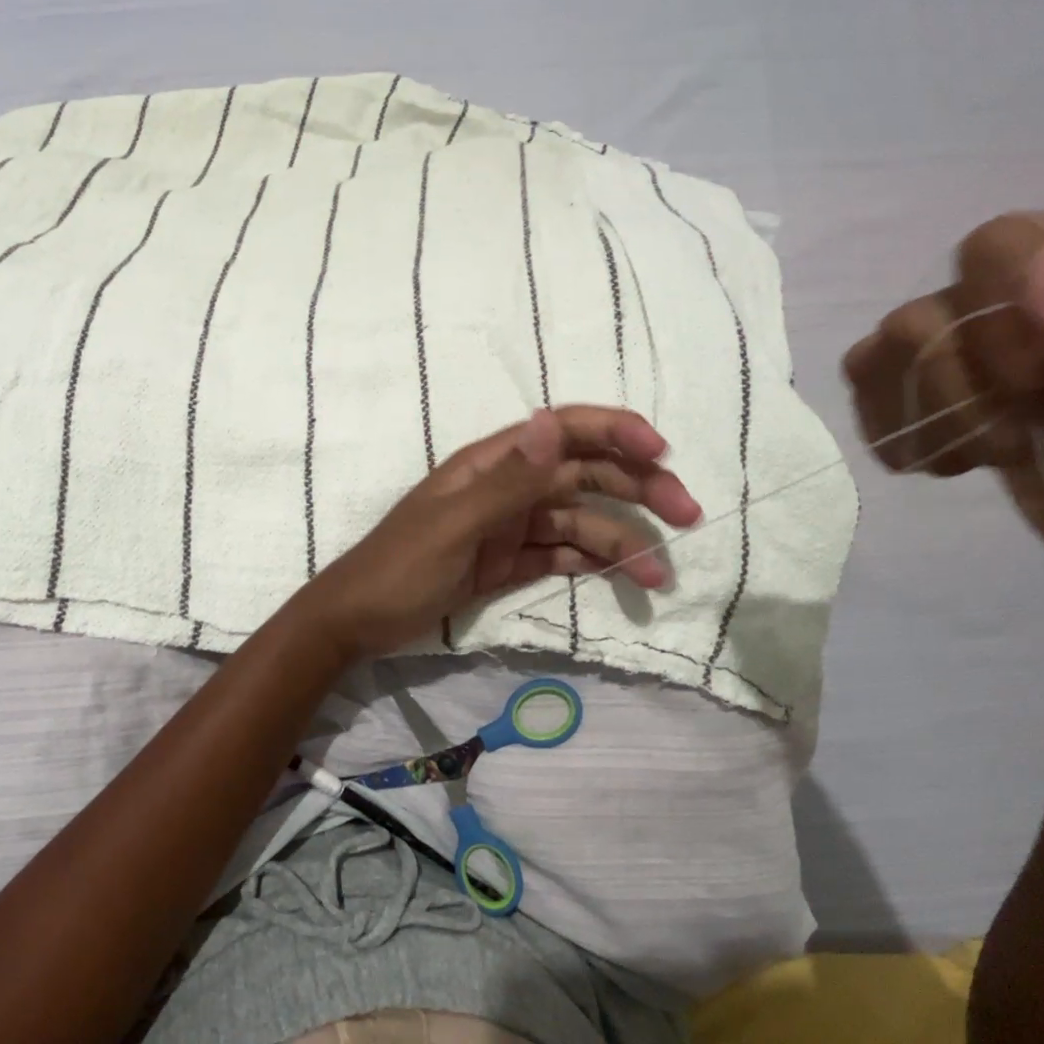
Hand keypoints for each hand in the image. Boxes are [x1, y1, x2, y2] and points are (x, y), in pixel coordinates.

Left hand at [289, 405, 702, 662]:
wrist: (356, 623)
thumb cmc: (397, 569)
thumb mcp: (452, 526)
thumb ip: (506, 481)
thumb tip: (551, 421)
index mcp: (491, 464)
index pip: (564, 430)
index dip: (616, 432)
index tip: (664, 453)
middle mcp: (506, 487)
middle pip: (584, 474)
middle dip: (638, 488)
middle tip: (687, 517)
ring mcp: (508, 526)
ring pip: (580, 521)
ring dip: (622, 542)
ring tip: (659, 579)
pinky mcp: (507, 563)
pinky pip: (561, 555)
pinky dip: (593, 565)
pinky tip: (625, 580)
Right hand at [843, 201, 1043, 648]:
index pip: (1017, 247)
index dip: (998, 323)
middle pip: (951, 292)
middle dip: (959, 375)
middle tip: (1014, 440)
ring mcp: (1024, 340)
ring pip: (906, 333)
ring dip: (924, 406)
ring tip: (977, 457)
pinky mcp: (977, 388)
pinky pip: (883, 370)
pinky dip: (891, 418)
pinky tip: (938, 460)